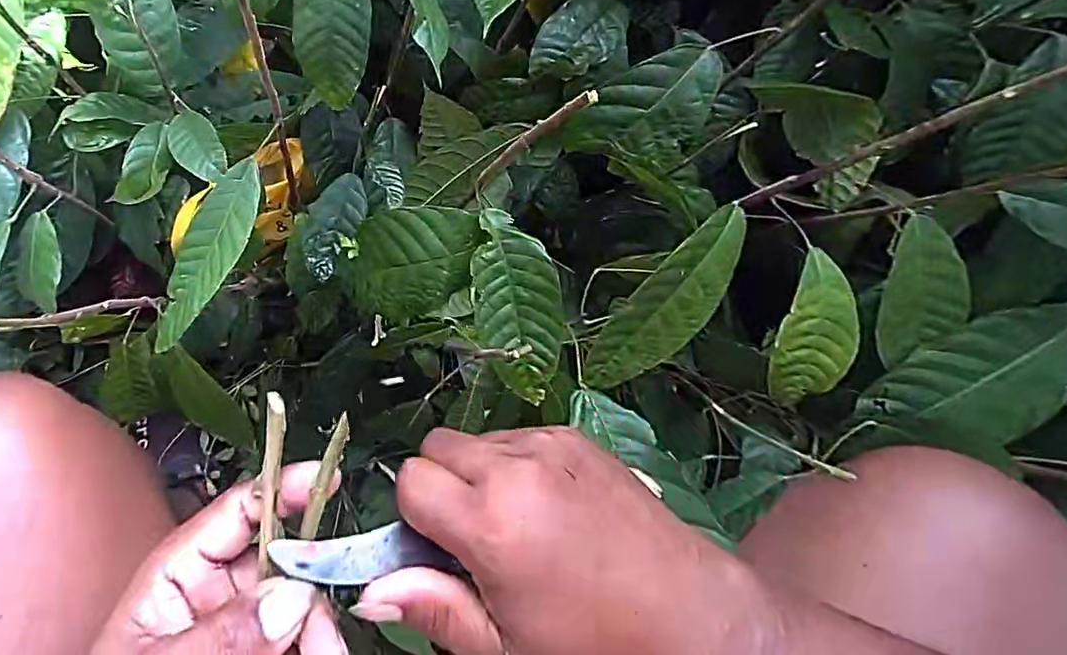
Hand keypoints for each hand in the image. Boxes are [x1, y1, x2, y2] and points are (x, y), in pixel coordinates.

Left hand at [93, 460, 345, 654]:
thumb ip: (217, 636)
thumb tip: (288, 598)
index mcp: (180, 572)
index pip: (238, 510)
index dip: (283, 485)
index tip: (323, 478)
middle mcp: (218, 593)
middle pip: (283, 557)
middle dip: (312, 577)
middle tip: (322, 620)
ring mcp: (243, 628)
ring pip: (301, 603)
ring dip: (319, 625)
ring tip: (322, 651)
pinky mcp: (265, 652)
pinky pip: (301, 639)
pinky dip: (317, 645)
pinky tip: (319, 653)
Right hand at [352, 428, 782, 654]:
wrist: (694, 618)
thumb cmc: (594, 648)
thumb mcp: (508, 649)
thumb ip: (435, 609)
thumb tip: (372, 590)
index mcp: (491, 520)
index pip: (410, 480)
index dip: (415, 518)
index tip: (441, 550)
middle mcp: (515, 465)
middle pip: (437, 447)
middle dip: (441, 486)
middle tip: (476, 538)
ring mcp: (548, 442)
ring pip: (476, 439)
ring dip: (478, 473)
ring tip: (519, 524)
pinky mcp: (573, 433)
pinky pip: (517, 434)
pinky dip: (514, 463)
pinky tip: (549, 506)